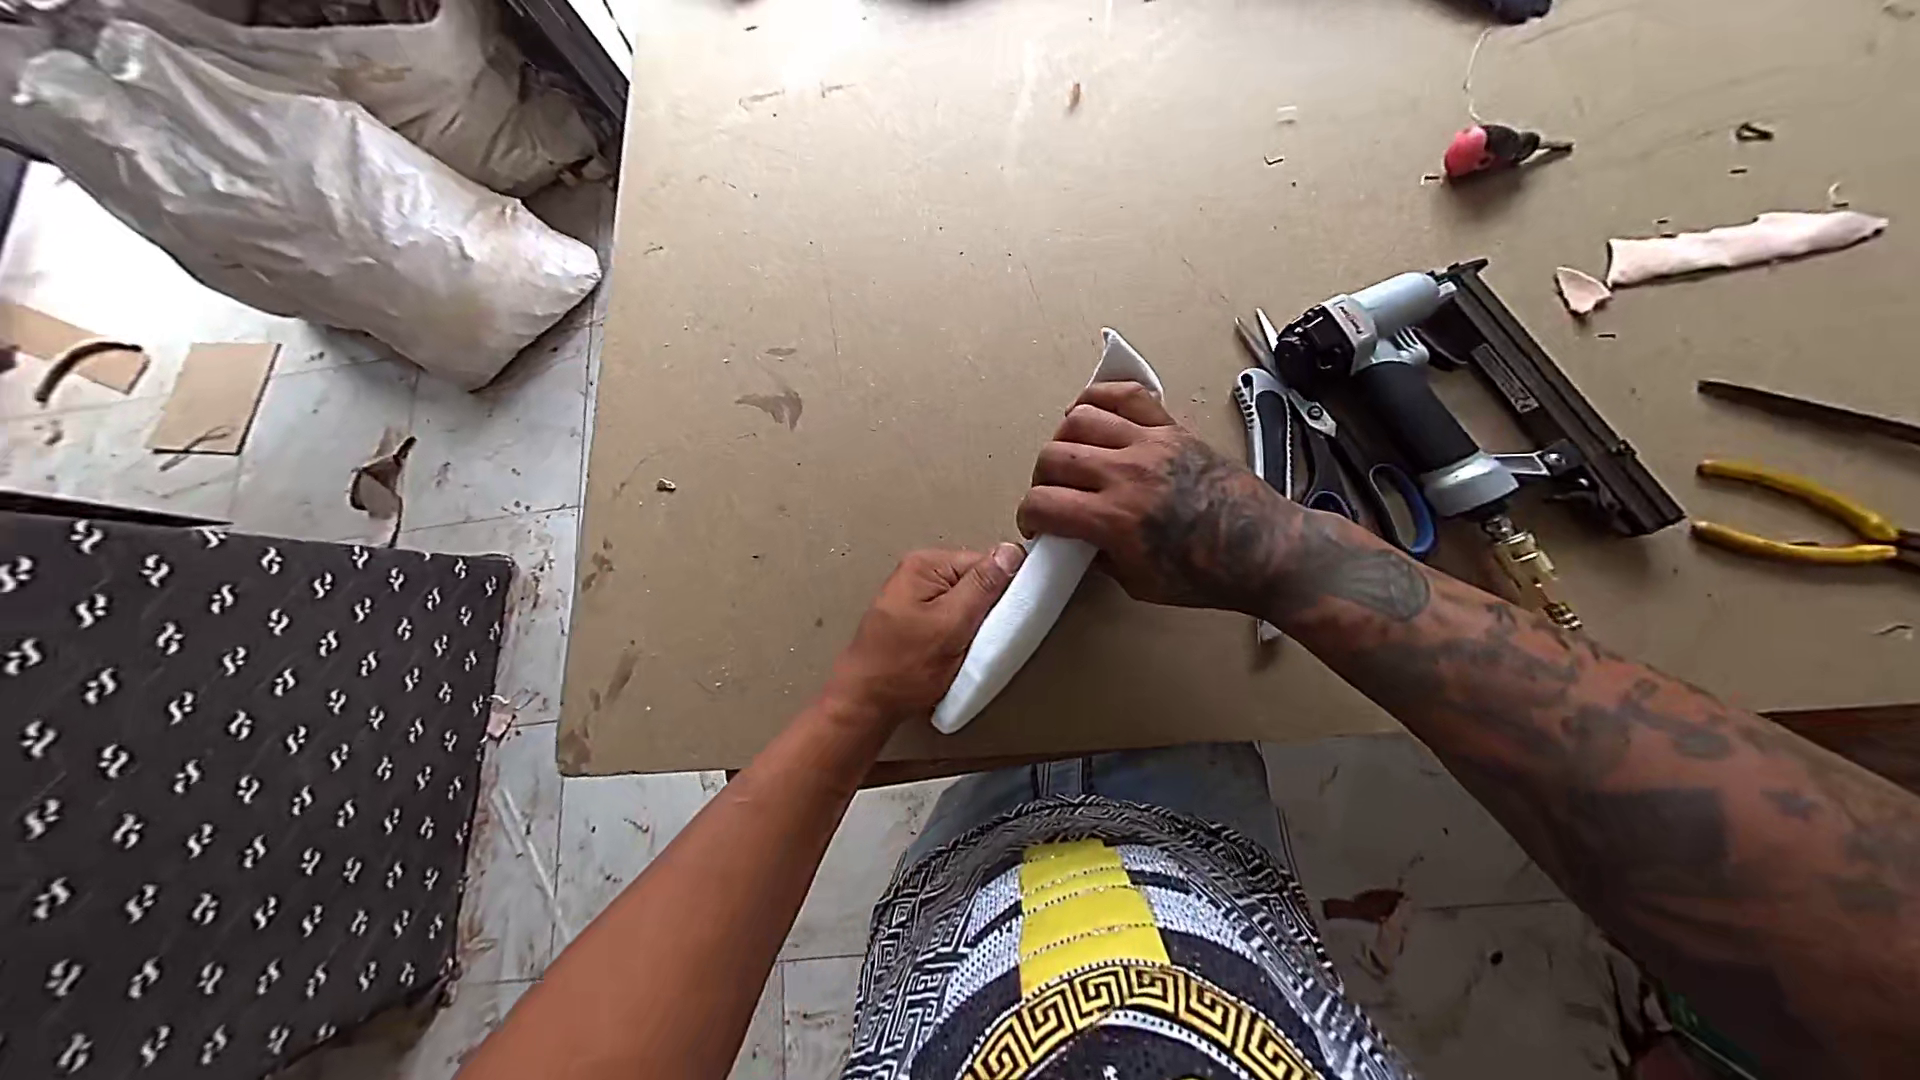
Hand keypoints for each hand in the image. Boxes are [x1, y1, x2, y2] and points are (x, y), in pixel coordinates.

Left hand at [820, 545, 1025, 726]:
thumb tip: (1009, 553)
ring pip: (968, 603)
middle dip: (987, 609)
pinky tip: (954, 651)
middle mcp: (919, 573)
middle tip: (978, 638)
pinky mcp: (919, 618)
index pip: (986, 561)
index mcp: (925, 564)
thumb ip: (983, 586)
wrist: (866, 704)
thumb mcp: (951, 624)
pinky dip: (962, 634)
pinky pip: (954, 617)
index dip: (1003, 590)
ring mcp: (918, 597)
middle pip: (978, 581)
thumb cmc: (899, 669)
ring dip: (975, 625)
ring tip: (963, 648)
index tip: (1000, 617)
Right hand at [1016, 381, 1299, 613]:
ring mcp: (1150, 444)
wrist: (1265, 550)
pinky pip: (1126, 396)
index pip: (1043, 503)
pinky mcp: (1171, 429)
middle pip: (1052, 456)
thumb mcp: (1138, 582)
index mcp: (1115, 519)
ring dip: (1062, 439)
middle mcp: (1127, 474)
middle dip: (1040, 479)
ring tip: (1070, 456)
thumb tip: (1074, 538)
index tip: (1035, 523)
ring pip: (1079, 419)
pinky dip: (1100, 397)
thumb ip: (1098, 556)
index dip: (1028, 516)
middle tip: (1052, 493)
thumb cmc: (1207, 573)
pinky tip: (1091, 414)